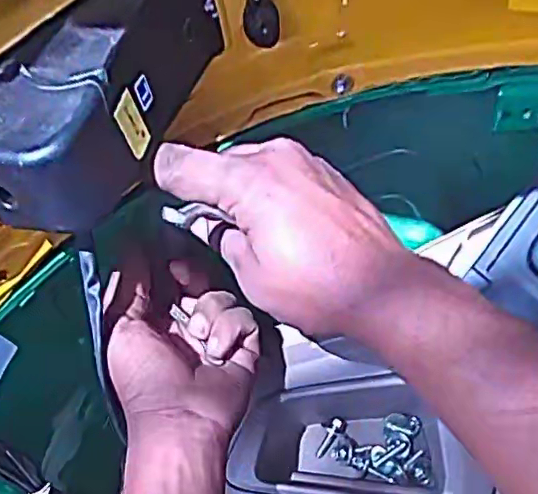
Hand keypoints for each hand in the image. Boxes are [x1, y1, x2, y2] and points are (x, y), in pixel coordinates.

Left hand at [104, 254, 260, 447]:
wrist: (180, 419)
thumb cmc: (146, 386)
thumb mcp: (120, 326)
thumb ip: (128, 284)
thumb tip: (133, 246)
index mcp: (155, 324)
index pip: (167, 278)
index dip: (167, 261)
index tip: (165, 252)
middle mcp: (187, 330)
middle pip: (199, 279)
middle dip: (191, 277)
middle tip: (184, 283)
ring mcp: (217, 339)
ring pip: (223, 295)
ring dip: (210, 311)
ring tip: (200, 338)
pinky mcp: (243, 350)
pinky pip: (245, 317)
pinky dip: (231, 329)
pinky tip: (218, 351)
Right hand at [153, 139, 438, 341]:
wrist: (379, 289)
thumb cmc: (325, 287)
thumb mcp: (252, 276)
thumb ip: (221, 241)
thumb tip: (212, 228)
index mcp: (248, 181)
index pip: (183, 163)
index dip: (163, 178)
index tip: (158, 187)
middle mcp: (278, 159)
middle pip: (221, 163)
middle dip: (209, 192)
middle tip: (206, 227)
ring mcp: (306, 164)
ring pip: (254, 168)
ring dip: (242, 194)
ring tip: (248, 237)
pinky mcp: (326, 176)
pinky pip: (284, 176)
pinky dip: (272, 195)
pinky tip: (278, 231)